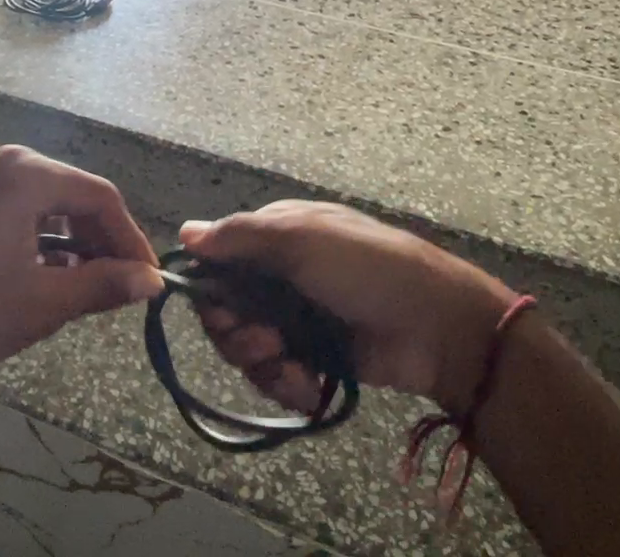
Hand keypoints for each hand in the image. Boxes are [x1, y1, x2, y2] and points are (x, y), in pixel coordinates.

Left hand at [0, 146, 162, 380]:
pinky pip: (9, 209)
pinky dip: (33, 236)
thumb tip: (150, 281)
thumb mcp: (45, 302)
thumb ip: (104, 285)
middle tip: (118, 282)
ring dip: (68, 239)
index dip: (130, 238)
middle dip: (98, 238)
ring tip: (82, 282)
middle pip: (69, 193)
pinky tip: (38, 273)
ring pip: (39, 202)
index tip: (147, 277)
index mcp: (25, 173)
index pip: (99, 197)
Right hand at [180, 201, 517, 413]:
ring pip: (245, 346)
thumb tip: (183, 233)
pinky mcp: (312, 358)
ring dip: (260, 362)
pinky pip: (275, 375)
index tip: (221, 309)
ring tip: (289, 364)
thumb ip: (238, 236)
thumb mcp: (300, 239)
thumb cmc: (364, 268)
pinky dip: (285, 383)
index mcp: (275, 237)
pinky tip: (307, 385)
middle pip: (225, 310)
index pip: (218, 261)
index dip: (211, 289)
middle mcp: (278, 276)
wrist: (436, 327)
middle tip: (265, 342)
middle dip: (236, 332)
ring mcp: (294, 319)